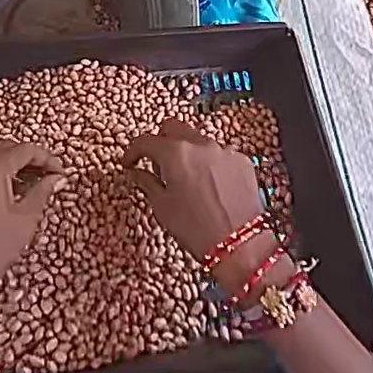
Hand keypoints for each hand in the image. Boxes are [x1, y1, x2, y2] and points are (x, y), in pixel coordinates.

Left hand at [0, 142, 62, 343]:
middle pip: (6, 149)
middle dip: (30, 160)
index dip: (47, 158)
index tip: (60, 173)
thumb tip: (57, 179)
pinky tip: (8, 199)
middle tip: (49, 178)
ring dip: (12, 168)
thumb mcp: (25, 220)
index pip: (25, 149)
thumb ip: (43, 192)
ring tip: (32, 189)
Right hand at [122, 120, 265, 260]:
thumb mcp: (162, 207)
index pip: (145, 141)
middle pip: (173, 129)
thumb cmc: (197, 229)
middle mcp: (201, 144)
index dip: (133, 151)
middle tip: (156, 165)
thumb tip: (138, 173)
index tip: (130, 162)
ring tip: (185, 179)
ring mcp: (224, 151)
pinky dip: (209, 163)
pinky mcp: (242, 161)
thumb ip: (147, 182)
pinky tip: (208, 185)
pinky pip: (219, 153)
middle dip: (161, 142)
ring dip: (187, 153)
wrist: (240, 244)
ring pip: (198, 140)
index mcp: (175, 153)